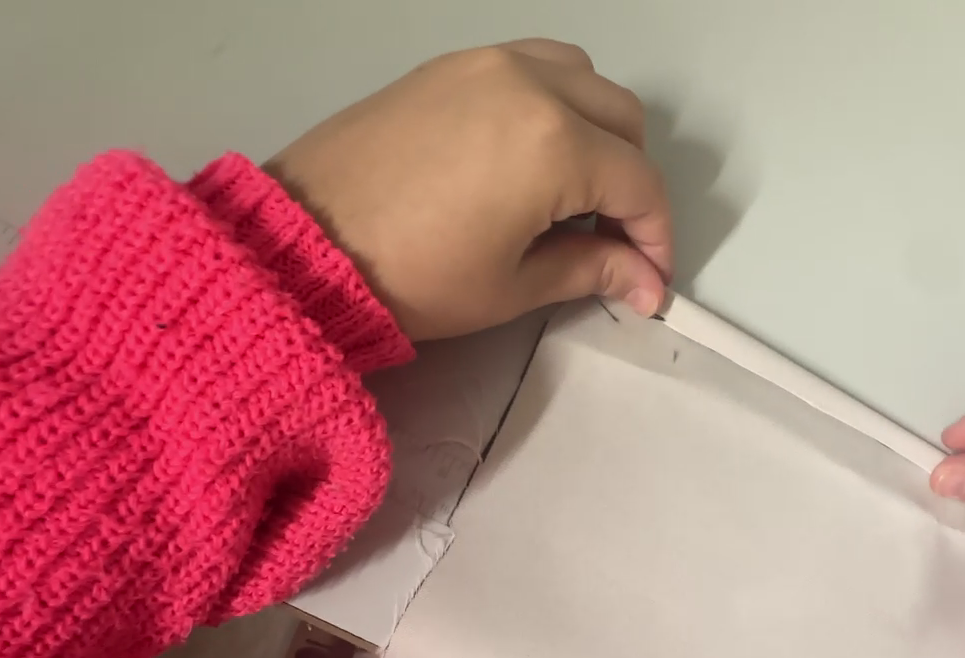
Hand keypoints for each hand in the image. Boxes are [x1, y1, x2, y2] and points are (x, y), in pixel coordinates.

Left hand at [265, 39, 672, 340]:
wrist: (307, 243)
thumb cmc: (417, 278)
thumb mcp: (514, 287)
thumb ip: (592, 271)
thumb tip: (647, 284)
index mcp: (554, 145)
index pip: (640, 186)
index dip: (657, 239)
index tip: (651, 282)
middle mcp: (532, 84)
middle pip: (625, 124)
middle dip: (634, 187)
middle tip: (613, 244)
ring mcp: (489, 63)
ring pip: (584, 82)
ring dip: (601, 137)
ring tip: (577, 198)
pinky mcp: (453, 65)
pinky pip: (535, 67)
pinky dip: (558, 107)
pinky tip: (535, 160)